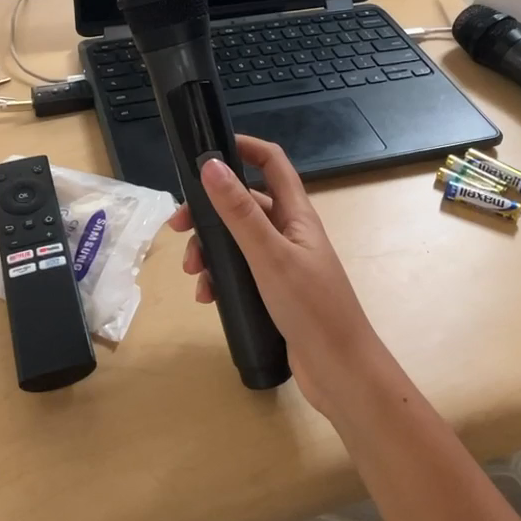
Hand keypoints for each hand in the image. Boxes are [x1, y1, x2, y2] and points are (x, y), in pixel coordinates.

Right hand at [169, 135, 388, 418]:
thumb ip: (239, 212)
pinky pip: (240, 272)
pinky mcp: (275, 292)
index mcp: (296, 214)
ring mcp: (283, 263)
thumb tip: (210, 165)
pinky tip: (207, 297)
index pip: (271, 163)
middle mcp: (290, 232)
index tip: (208, 150)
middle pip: (244, 204)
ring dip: (211, 249)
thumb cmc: (311, 307)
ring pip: (237, 241)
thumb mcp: (269, 256)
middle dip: (210, 211)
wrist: (341, 373)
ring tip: (193, 272)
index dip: (243, 148)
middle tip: (178, 228)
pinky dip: (221, 278)